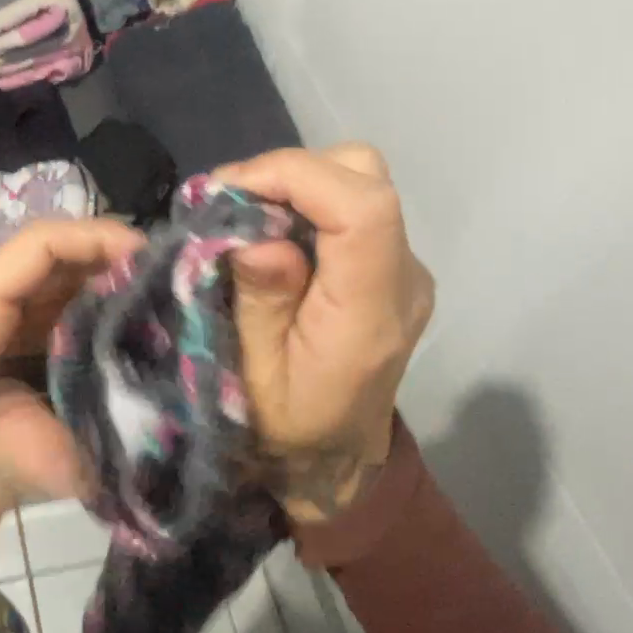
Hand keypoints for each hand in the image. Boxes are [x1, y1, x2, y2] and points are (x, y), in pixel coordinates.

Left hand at [0, 219, 146, 591]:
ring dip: (103, 294)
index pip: (36, 246)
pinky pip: (47, 324)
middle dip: (110, 265)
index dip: (96, 238)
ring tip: (165, 311)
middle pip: (48, 261)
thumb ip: (54, 441)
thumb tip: (134, 429)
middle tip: (174, 288)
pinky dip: (87, 326)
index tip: (156, 258)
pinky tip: (129, 344)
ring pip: (51, 290)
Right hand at [215, 145, 434, 524]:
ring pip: (359, 178)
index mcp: (370, 312)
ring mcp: (403, 270)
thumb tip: (257, 238)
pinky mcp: (390, 266)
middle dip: (288, 172)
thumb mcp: (253, 376)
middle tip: (230, 204)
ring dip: (294, 183)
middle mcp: (403, 279)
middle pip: (365, 175)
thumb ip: (260, 303)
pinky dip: (303, 200)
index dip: (293, 175)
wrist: (335, 460)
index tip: (228, 191)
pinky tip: (268, 234)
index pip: (362, 208)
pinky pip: (351, 204)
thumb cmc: (284, 427)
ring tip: (244, 217)